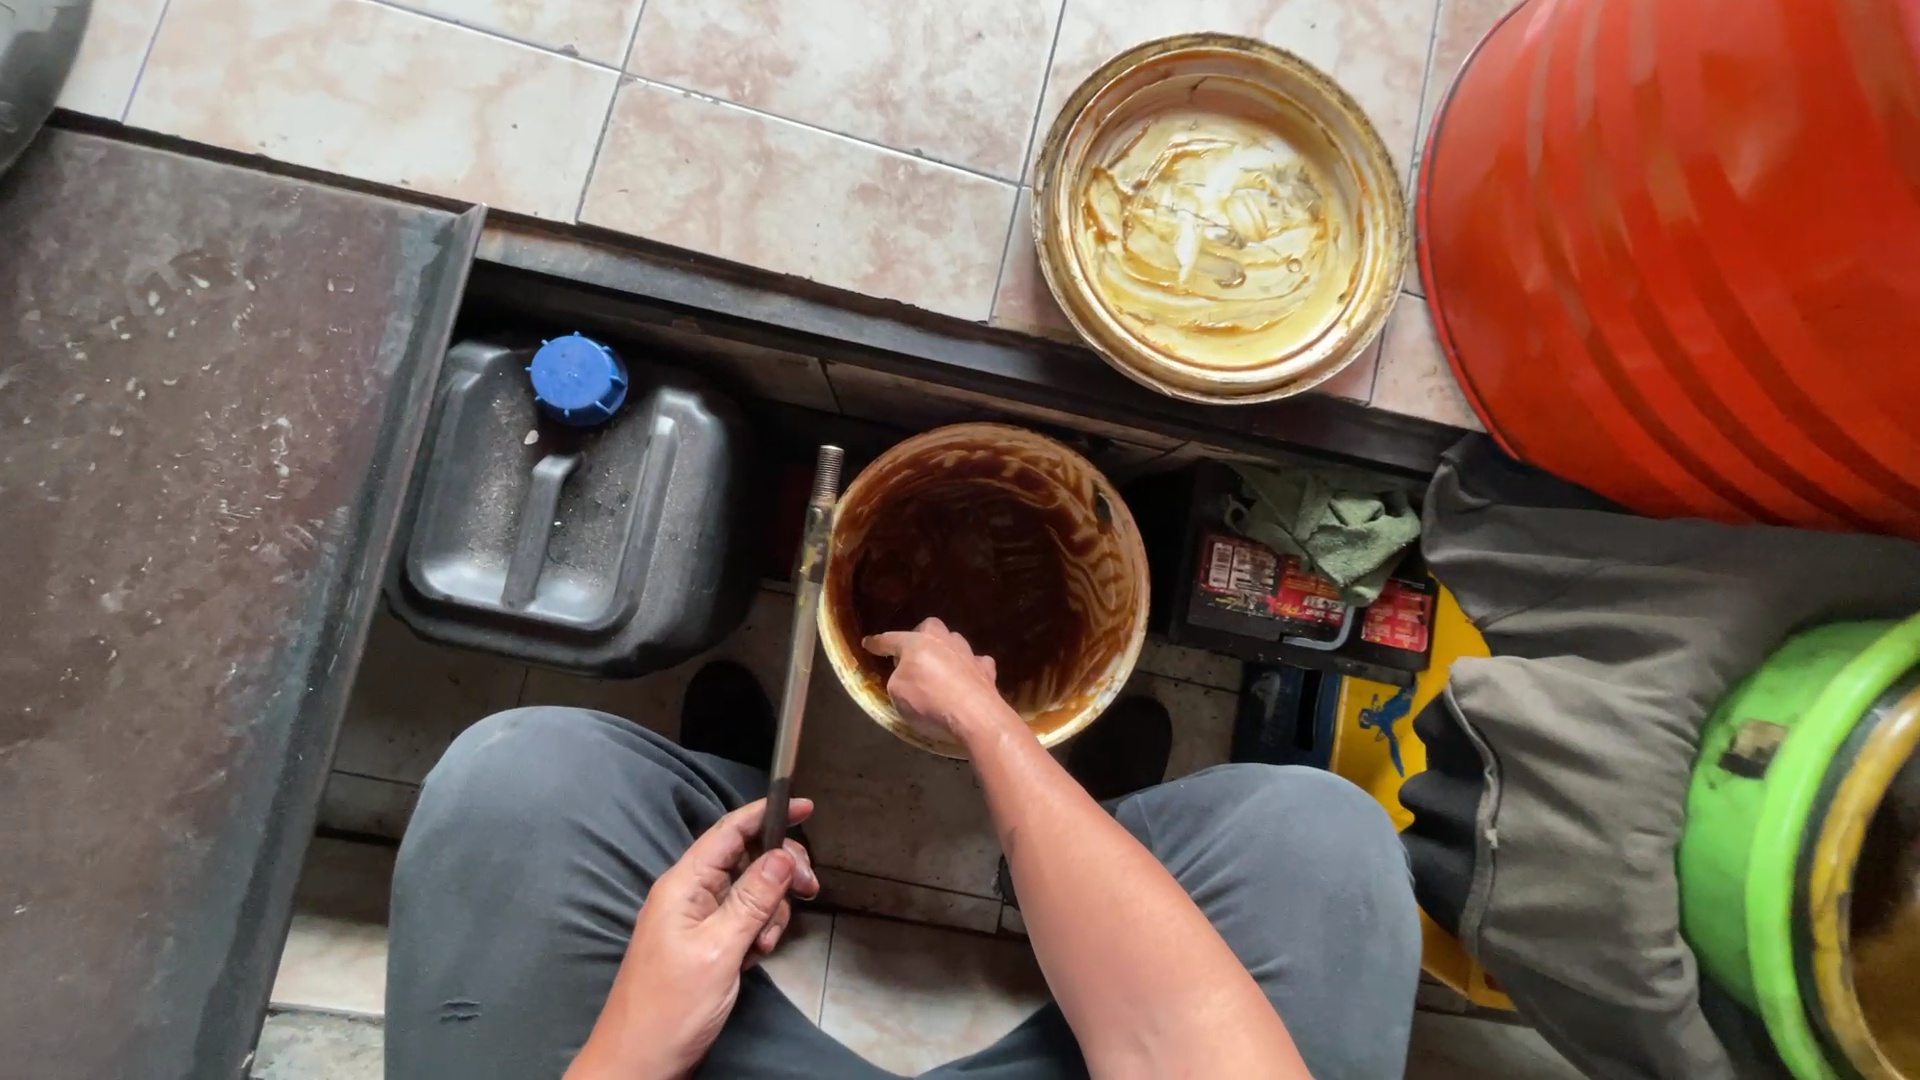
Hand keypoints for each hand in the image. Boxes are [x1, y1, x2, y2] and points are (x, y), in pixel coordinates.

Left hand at [568, 798, 819, 1079]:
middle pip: (747, 857)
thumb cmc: (670, 1009)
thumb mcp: (720, 950)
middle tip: (809, 888)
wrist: (636, 1068)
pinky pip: (743, 916)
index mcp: (684, 884)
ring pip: (751, 888)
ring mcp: (697, 917)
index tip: (805, 807)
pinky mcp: (705, 940)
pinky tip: (758, 953)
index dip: (768, 812)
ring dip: (770, 908)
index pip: (731, 830)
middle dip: (780, 869)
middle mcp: (690, 892)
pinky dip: (759, 928)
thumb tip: (785, 854)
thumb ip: (754, 898)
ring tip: (766, 942)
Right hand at [863, 617, 1010, 743]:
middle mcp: (943, 640)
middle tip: (913, 654)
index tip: (868, 643)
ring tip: (940, 667)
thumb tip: (905, 674)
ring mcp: (967, 652)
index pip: (890, 640)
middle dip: (920, 636)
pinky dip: (969, 668)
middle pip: (930, 627)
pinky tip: (966, 679)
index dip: (877, 643)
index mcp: (916, 643)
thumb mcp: (897, 693)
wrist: (974, 714)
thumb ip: (898, 678)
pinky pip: (975, 662)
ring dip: (945, 651)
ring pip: (954, 641)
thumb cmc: (929, 702)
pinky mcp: (985, 669)